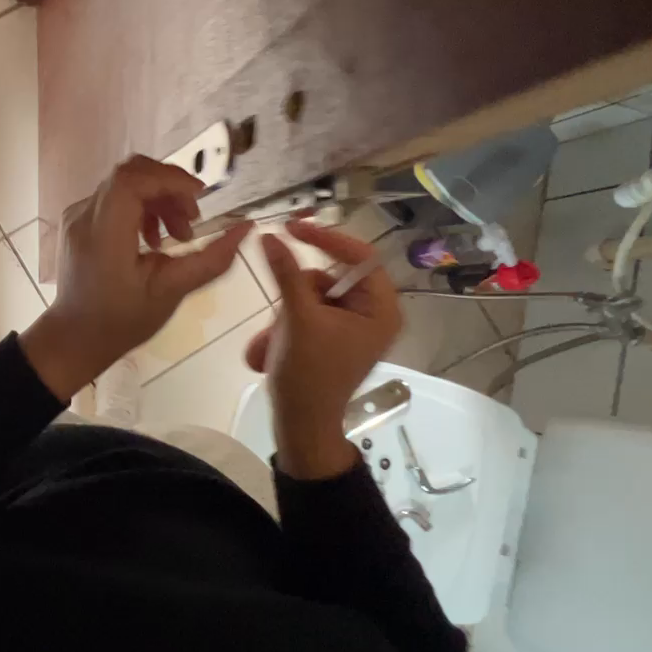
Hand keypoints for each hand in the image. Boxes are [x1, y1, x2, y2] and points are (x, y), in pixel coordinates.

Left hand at [19, 156, 250, 400]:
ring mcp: (76, 216)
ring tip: (177, 237)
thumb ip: (210, 259)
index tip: (199, 200)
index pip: (134, 179)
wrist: (76, 337)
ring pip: (124, 183)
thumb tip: (246, 228)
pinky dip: (140, 207)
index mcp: (103, 233)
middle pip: (131, 173)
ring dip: (158, 200)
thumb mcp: (172, 291)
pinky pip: (113, 198)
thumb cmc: (123, 319)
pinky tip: (153, 240)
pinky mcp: (77, 222)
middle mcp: (84, 216)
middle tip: (191, 222)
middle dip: (169, 188)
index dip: (171, 179)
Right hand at [246, 219, 402, 478]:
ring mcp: (353, 325)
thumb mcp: (297, 318)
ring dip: (287, 309)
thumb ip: (286, 273)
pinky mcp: (333, 336)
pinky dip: (287, 321)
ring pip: (314, 293)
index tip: (290, 227)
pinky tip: (271, 344)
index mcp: (381, 308)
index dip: (324, 238)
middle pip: (332, 275)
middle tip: (277, 302)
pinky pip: (309, 311)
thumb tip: (270, 235)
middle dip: (298, 289)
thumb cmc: (309, 374)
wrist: (301, 424)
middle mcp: (373, 312)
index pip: (358, 255)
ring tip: (272, 337)